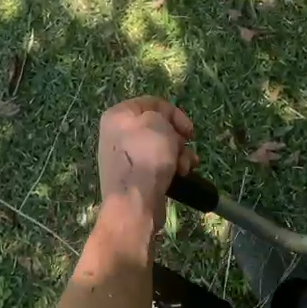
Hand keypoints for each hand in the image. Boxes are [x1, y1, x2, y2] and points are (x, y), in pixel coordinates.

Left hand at [96, 97, 196, 240]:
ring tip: (185, 167)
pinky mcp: (135, 177)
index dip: (174, 113)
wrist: (134, 204)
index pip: (151, 103)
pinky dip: (172, 168)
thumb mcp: (158, 123)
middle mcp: (118, 134)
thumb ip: (163, 117)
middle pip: (158, 126)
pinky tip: (182, 176)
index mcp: (118, 116)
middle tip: (183, 148)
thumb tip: (165, 132)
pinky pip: (158, 165)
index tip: (188, 131)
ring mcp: (126, 158)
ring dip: (179, 155)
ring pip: (162, 147)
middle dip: (177, 138)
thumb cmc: (146, 156)